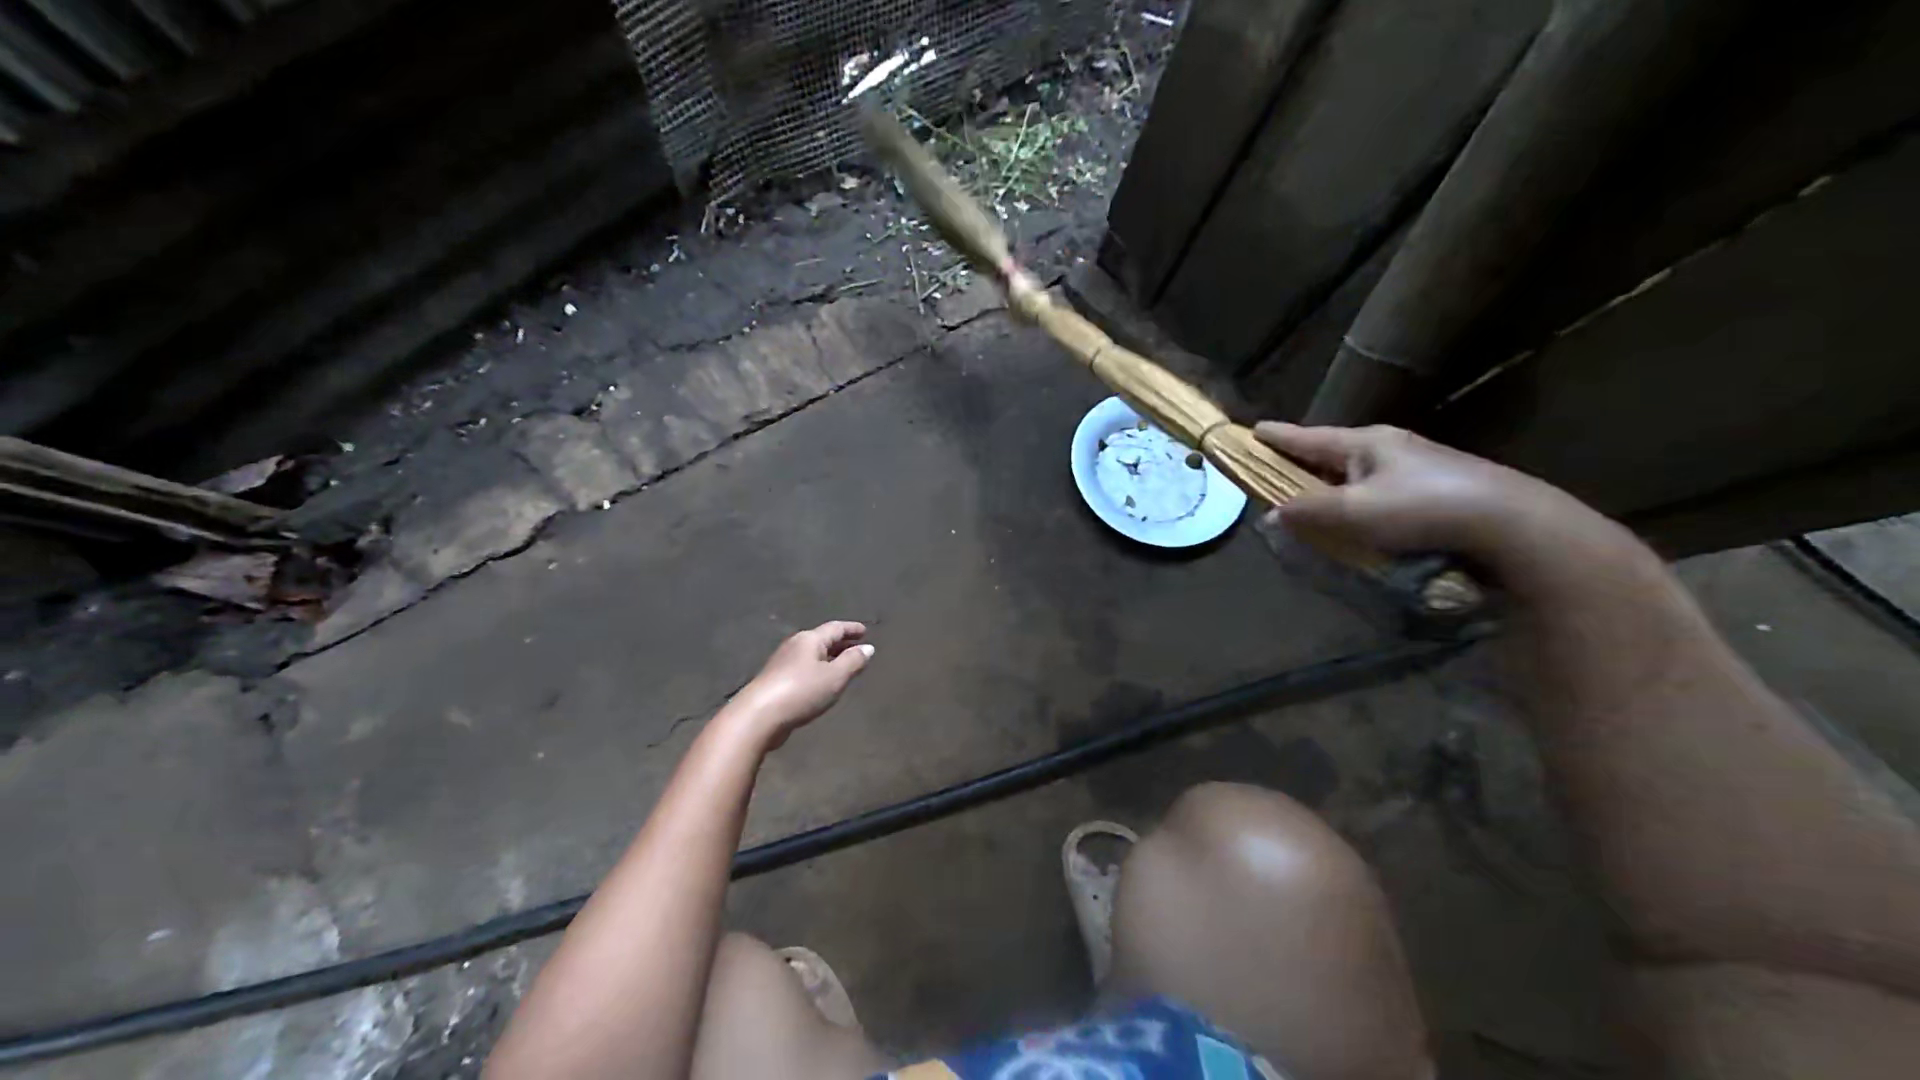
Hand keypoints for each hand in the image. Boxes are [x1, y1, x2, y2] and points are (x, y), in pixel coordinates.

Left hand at [723, 621, 873, 747]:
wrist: (758, 716)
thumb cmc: (801, 691)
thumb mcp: (834, 677)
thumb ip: (853, 661)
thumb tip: (868, 648)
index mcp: (809, 639)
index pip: (835, 628)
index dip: (851, 629)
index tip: (865, 631)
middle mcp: (795, 645)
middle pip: (822, 640)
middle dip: (841, 643)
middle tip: (857, 647)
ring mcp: (782, 663)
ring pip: (812, 655)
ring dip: (829, 657)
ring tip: (844, 665)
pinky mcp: (776, 681)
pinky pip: (804, 668)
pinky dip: (818, 670)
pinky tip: (822, 682)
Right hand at [1253, 422, 1620, 571]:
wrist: (1511, 523)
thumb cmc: (1422, 509)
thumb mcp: (1354, 512)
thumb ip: (1309, 512)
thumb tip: (1272, 514)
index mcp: (1366, 443)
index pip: (1309, 437)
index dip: (1279, 436)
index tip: (1253, 429)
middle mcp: (1390, 447)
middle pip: (1333, 452)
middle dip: (1304, 460)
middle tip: (1278, 469)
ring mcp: (1417, 466)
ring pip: (1359, 471)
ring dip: (1333, 483)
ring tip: (1314, 498)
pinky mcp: (1437, 488)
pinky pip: (1380, 488)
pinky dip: (1359, 499)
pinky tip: (1360, 516)